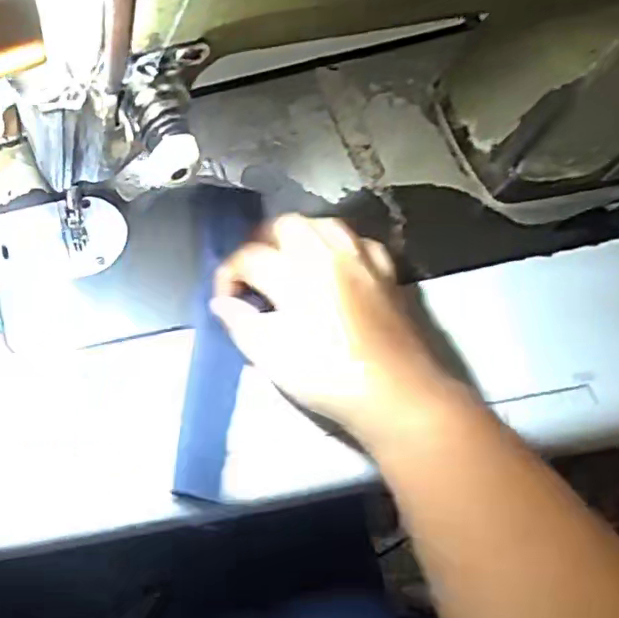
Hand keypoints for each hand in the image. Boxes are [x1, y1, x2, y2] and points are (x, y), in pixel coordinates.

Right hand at [210, 215, 470, 443]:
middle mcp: (329, 256)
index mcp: (297, 275)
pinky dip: (335, 247)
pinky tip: (331, 268)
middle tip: (250, 275)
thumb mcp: (271, 357)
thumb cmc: (327, 378)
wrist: (397, 393)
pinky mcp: (386, 273)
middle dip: (260, 243)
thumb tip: (222, 303)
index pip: (249, 256)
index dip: (227, 274)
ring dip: (297, 237)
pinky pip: (357, 241)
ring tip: (286, 266)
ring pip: (323, 224)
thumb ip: (241, 324)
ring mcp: (362, 260)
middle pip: (285, 225)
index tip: (224, 300)